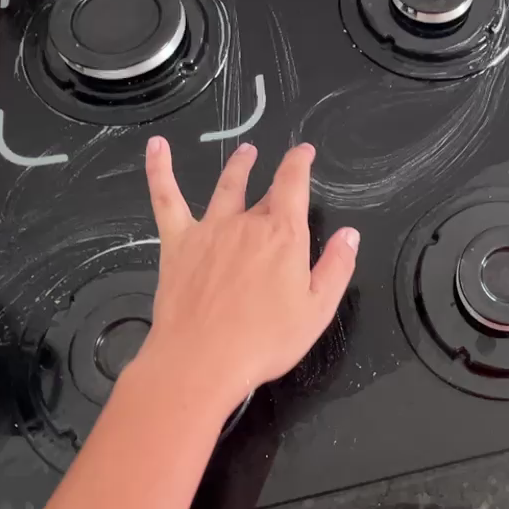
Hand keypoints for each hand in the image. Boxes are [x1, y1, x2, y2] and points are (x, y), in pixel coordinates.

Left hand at [136, 138, 358, 409]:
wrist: (201, 361)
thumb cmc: (265, 340)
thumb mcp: (317, 310)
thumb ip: (337, 267)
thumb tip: (351, 234)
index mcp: (284, 235)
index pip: (294, 184)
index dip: (300, 162)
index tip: (305, 151)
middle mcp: (247, 223)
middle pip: (265, 195)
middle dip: (276, 180)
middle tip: (282, 169)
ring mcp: (210, 230)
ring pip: (226, 188)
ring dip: (238, 167)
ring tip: (245, 152)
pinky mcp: (177, 243)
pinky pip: (167, 199)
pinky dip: (160, 170)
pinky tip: (157, 147)